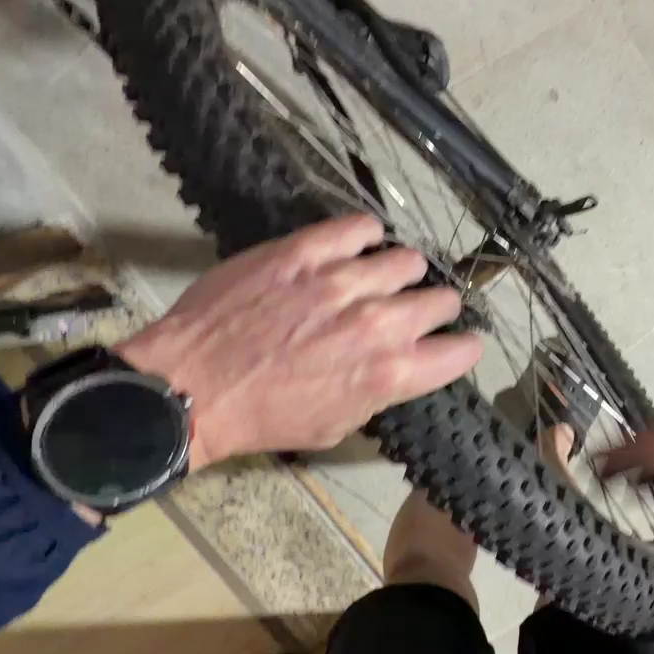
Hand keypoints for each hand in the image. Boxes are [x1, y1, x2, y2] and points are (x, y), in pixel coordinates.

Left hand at [115, 215, 482, 467]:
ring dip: (402, 273)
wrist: (188, 388)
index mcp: (389, 374)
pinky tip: (357, 247)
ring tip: (382, 277)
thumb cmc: (263, 418)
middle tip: (417, 311)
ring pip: (407, 260)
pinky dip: (367, 237)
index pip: (460, 351)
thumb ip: (382, 392)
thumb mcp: (338, 426)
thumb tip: (404, 365)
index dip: (464, 347)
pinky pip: (360, 228)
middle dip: (437, 308)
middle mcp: (378, 325)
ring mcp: (341, 283)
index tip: (459, 344)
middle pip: (441, 300)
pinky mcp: (305, 252)